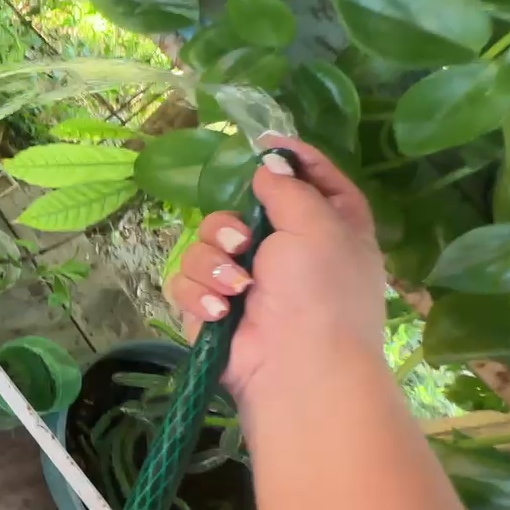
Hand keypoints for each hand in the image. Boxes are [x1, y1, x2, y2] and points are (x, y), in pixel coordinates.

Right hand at [166, 136, 386, 402]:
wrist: (294, 364)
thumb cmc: (320, 294)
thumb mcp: (316, 227)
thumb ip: (288, 189)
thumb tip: (267, 163)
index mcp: (324, 227)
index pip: (308, 180)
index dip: (288, 161)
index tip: (262, 145)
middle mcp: (282, 249)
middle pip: (235, 212)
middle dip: (228, 227)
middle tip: (240, 243)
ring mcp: (242, 278)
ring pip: (201, 246)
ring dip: (213, 266)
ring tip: (235, 290)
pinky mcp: (209, 303)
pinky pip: (185, 280)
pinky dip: (200, 294)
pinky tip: (221, 311)